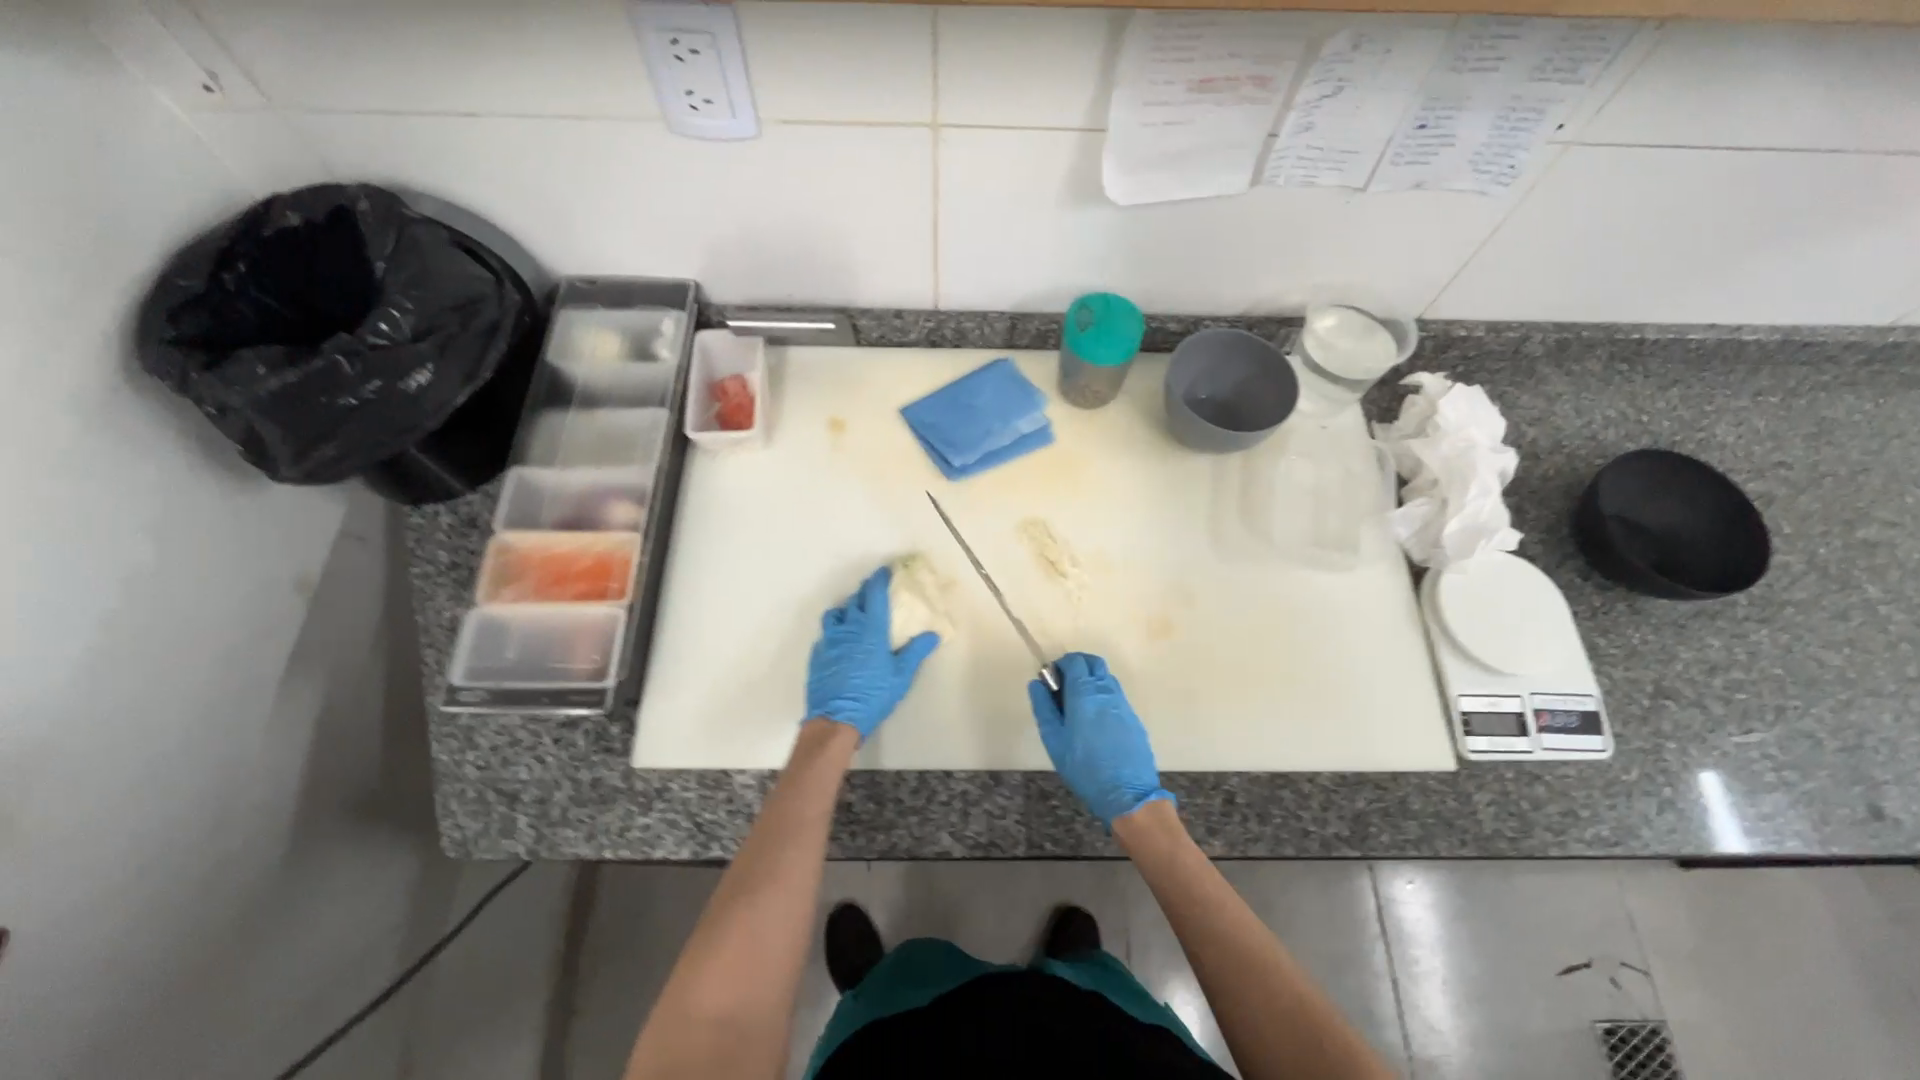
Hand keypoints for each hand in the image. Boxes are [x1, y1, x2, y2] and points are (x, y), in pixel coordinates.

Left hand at [805, 567, 939, 739]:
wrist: (836, 719)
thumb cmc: (873, 695)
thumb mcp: (901, 676)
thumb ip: (915, 652)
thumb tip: (933, 634)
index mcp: (870, 629)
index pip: (874, 595)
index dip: (879, 580)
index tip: (885, 572)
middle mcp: (848, 628)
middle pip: (855, 601)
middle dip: (865, 593)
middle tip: (874, 592)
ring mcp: (829, 641)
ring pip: (836, 615)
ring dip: (846, 609)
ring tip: (854, 614)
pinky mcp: (817, 654)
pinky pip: (826, 634)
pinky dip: (835, 631)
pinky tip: (840, 642)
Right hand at [1028, 652, 1173, 824]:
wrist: (1128, 794)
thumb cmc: (1084, 768)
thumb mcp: (1054, 741)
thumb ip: (1044, 708)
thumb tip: (1037, 684)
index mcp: (1085, 693)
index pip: (1075, 661)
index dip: (1061, 664)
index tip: (1051, 680)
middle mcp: (1107, 691)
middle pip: (1094, 663)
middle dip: (1078, 666)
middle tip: (1064, 687)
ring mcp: (1123, 703)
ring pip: (1106, 678)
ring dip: (1091, 681)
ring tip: (1078, 707)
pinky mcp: (1133, 718)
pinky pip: (1115, 696)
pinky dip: (1102, 697)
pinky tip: (1095, 723)